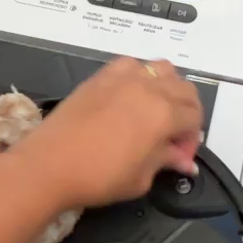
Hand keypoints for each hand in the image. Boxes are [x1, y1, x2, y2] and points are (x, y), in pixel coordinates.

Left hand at [10, 57, 203, 209]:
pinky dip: (140, 75)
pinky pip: (132, 64)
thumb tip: (183, 161)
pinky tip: (131, 96)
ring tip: (157, 111)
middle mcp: (149, 88)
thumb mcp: (141, 178)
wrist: (49, 164)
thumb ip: (165, 161)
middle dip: (187, 112)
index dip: (191, 140)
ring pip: (162, 69)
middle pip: (185, 90)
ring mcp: (124, 77)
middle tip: (173, 136)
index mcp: (164, 114)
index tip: (178, 158)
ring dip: (168, 88)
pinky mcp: (101, 75)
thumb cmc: (99, 177)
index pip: (194, 118)